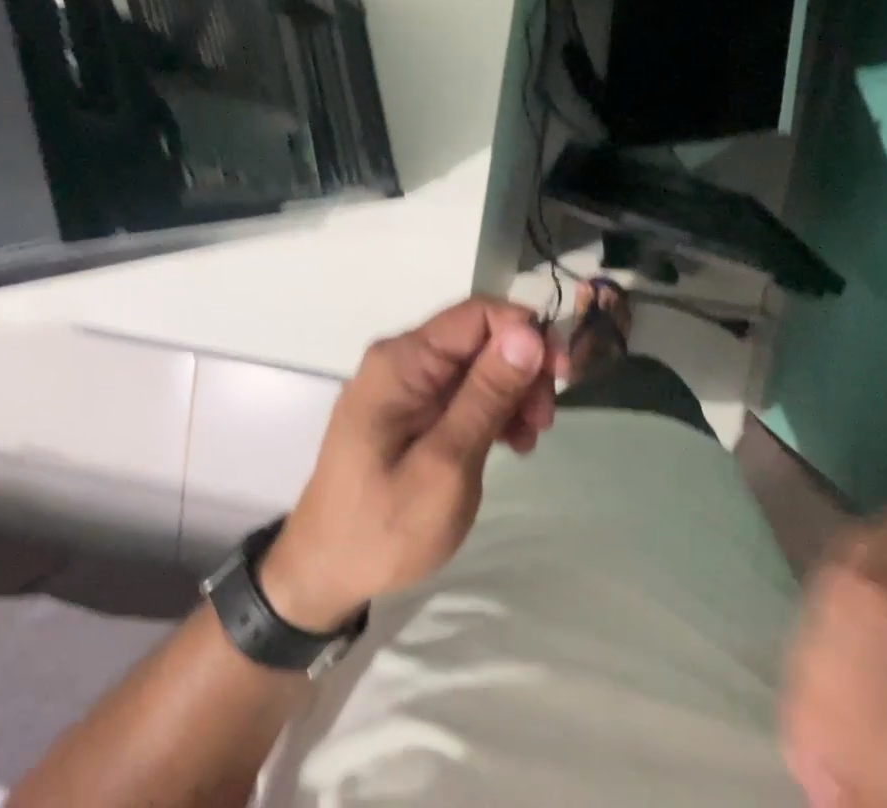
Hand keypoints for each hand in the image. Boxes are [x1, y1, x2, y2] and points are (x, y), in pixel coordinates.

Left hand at [259, 298, 559, 631]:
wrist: (325, 572)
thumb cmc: (385, 527)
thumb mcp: (446, 464)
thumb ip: (486, 396)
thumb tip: (529, 333)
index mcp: (401, 363)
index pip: (478, 313)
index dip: (528, 333)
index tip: (561, 377)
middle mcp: (400, 361)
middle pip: (480, 338)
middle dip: (523, 370)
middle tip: (544, 423)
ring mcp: (404, 388)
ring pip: (477, 367)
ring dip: (513, 395)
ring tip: (529, 442)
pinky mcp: (410, 413)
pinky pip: (462, 394)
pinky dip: (493, 412)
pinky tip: (510, 445)